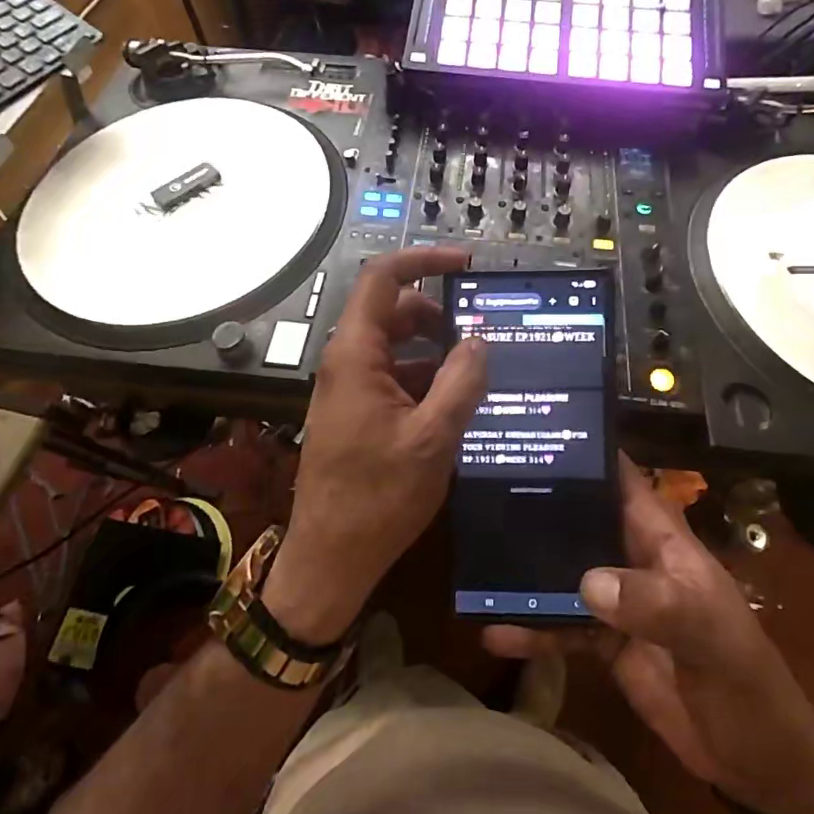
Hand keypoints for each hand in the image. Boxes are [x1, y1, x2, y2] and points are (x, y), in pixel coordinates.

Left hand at [262, 247, 487, 644]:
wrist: (331, 552)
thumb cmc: (378, 496)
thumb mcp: (433, 438)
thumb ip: (460, 381)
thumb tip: (479, 338)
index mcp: (355, 354)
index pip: (381, 279)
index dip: (422, 260)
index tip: (465, 264)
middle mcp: (345, 362)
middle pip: (390, 311)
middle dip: (436, 312)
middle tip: (482, 332)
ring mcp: (346, 388)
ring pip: (392, 346)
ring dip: (432, 349)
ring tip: (478, 368)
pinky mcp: (353, 412)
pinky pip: (389, 377)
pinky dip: (421, 378)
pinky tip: (455, 400)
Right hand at [484, 454, 813, 813]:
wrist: (758, 769)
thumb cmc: (750, 693)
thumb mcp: (714, 644)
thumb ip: (658, 607)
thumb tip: (588, 582)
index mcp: (665, 544)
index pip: (623, 482)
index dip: (586, 452)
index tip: (534, 430)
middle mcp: (632, 562)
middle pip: (578, 519)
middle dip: (533, 501)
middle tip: (477, 480)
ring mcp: (614, 602)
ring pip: (559, 571)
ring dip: (522, 568)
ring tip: (472, 555)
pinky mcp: (599, 640)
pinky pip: (556, 624)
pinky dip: (528, 628)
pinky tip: (495, 633)